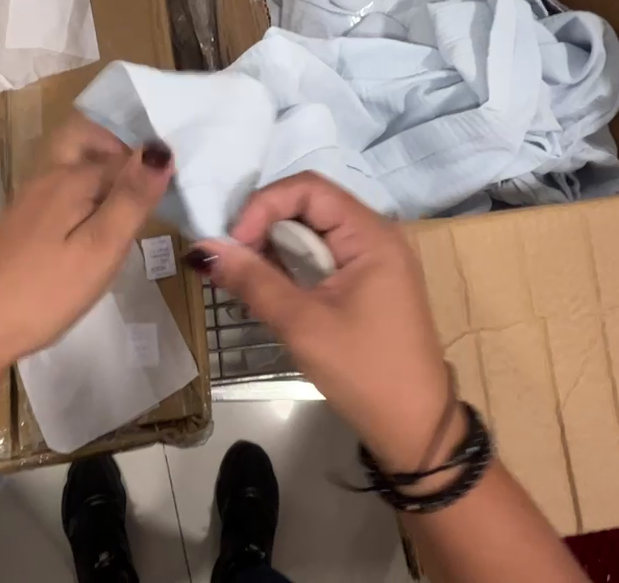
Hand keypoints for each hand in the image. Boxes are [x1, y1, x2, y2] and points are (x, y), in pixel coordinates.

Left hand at [0, 118, 172, 368]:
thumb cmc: (44, 291)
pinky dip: (84, 192)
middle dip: (116, 146)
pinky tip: (94, 228)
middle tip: (146, 179)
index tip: (180, 186)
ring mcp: (30, 199)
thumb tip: (160, 148)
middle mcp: (48, 176)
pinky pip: (60, 187)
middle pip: (83, 137)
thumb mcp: (100, 248)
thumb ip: (131, 197)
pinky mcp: (21, 222)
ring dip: (101, 169)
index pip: (124, 155)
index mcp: (71, 177)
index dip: (152, 166)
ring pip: (70, 163)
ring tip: (129, 205)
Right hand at [193, 174, 456, 472]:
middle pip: (309, 205)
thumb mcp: (302, 325)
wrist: (416, 430)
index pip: (308, 188)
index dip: (264, 205)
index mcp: (370, 234)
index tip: (236, 243)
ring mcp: (372, 258)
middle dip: (266, 225)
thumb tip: (202, 249)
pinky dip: (291, 264)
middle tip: (236, 262)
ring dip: (275, 246)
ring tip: (248, 278)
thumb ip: (253, 280)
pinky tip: (271, 289)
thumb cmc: (364, 371)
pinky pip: (321, 255)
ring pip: (312, 230)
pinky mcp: (366, 281)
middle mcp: (375, 235)